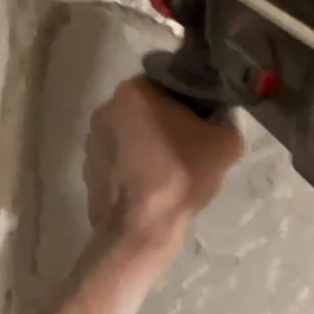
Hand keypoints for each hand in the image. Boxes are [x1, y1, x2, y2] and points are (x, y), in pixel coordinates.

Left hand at [84, 77, 242, 252]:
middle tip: (192, 148)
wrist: (140, 229)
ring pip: (132, 135)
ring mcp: (92, 140)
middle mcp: (106, 107)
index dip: (191, 102)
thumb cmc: (180, 176)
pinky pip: (119, 160)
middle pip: (148, 110)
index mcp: (134, 90)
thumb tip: (218, 119)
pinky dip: (134, 168)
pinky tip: (152, 188)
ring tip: (172, 172)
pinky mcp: (88, 169)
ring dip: (150, 146)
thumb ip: (225, 120)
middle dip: (169, 124)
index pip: (169, 84)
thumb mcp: (225, 143)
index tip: (204, 123)